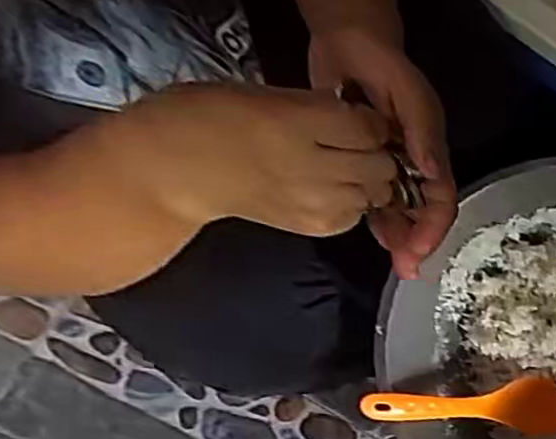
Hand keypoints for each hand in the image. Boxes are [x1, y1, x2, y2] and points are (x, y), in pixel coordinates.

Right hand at [111, 82, 396, 236]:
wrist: (175, 169)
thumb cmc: (206, 120)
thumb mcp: (257, 94)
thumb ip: (313, 107)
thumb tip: (357, 116)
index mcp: (291, 125)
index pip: (366, 130)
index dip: (371, 125)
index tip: (364, 122)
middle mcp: (311, 168)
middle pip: (381, 166)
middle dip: (377, 155)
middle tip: (357, 147)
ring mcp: (319, 202)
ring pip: (377, 193)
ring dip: (367, 181)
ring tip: (340, 169)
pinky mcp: (322, 226)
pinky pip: (359, 214)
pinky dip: (353, 201)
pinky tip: (327, 188)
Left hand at [307, 22, 455, 278]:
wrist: (347, 37)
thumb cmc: (383, 62)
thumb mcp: (407, 93)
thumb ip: (420, 132)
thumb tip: (431, 172)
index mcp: (432, 156)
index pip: (441, 201)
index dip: (433, 228)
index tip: (418, 248)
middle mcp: (417, 168)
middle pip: (424, 215)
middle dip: (419, 244)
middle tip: (408, 270)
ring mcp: (392, 165)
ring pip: (401, 211)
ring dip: (399, 237)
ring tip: (394, 262)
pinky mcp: (365, 159)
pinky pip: (375, 196)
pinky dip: (373, 217)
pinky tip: (370, 233)